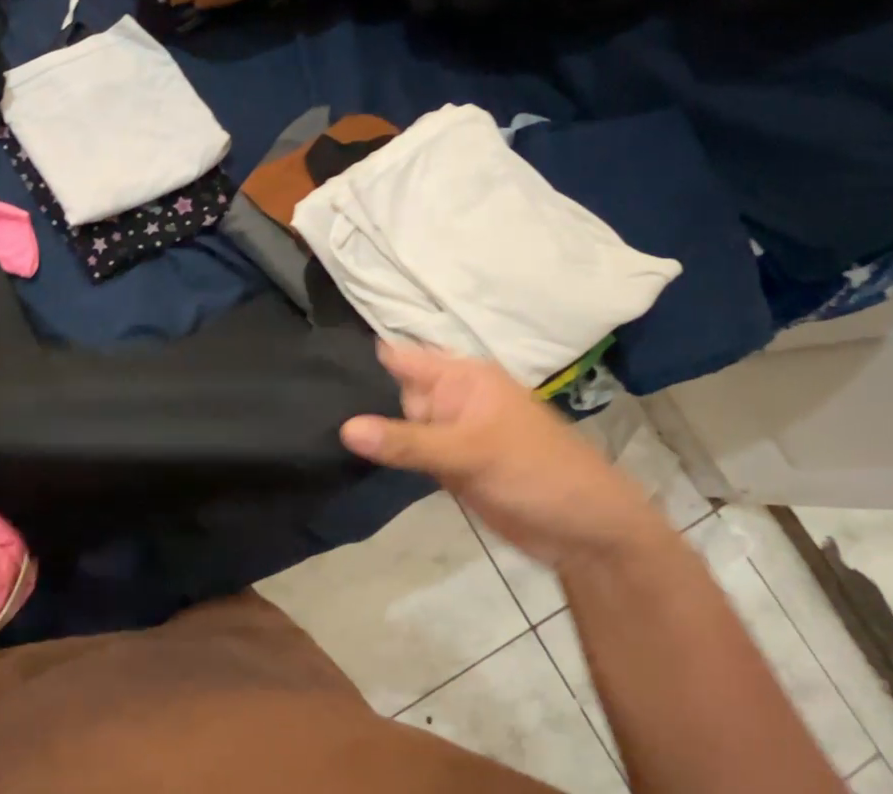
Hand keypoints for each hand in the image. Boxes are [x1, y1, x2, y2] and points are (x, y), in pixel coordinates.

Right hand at [341, 342, 666, 569]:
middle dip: (353, 399)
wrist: (589, 535)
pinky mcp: (445, 465)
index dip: (358, 360)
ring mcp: (447, 433)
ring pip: (394, 424)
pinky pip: (404, 453)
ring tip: (312, 429)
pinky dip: (382, 456)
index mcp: (462, 377)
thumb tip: (344, 427)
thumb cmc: (540, 475)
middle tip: (303, 407)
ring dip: (366, 431)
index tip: (310, 370)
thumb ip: (407, 442)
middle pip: (388, 390)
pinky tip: (342, 455)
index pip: (398, 357)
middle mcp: (450, 399)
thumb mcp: (471, 453)